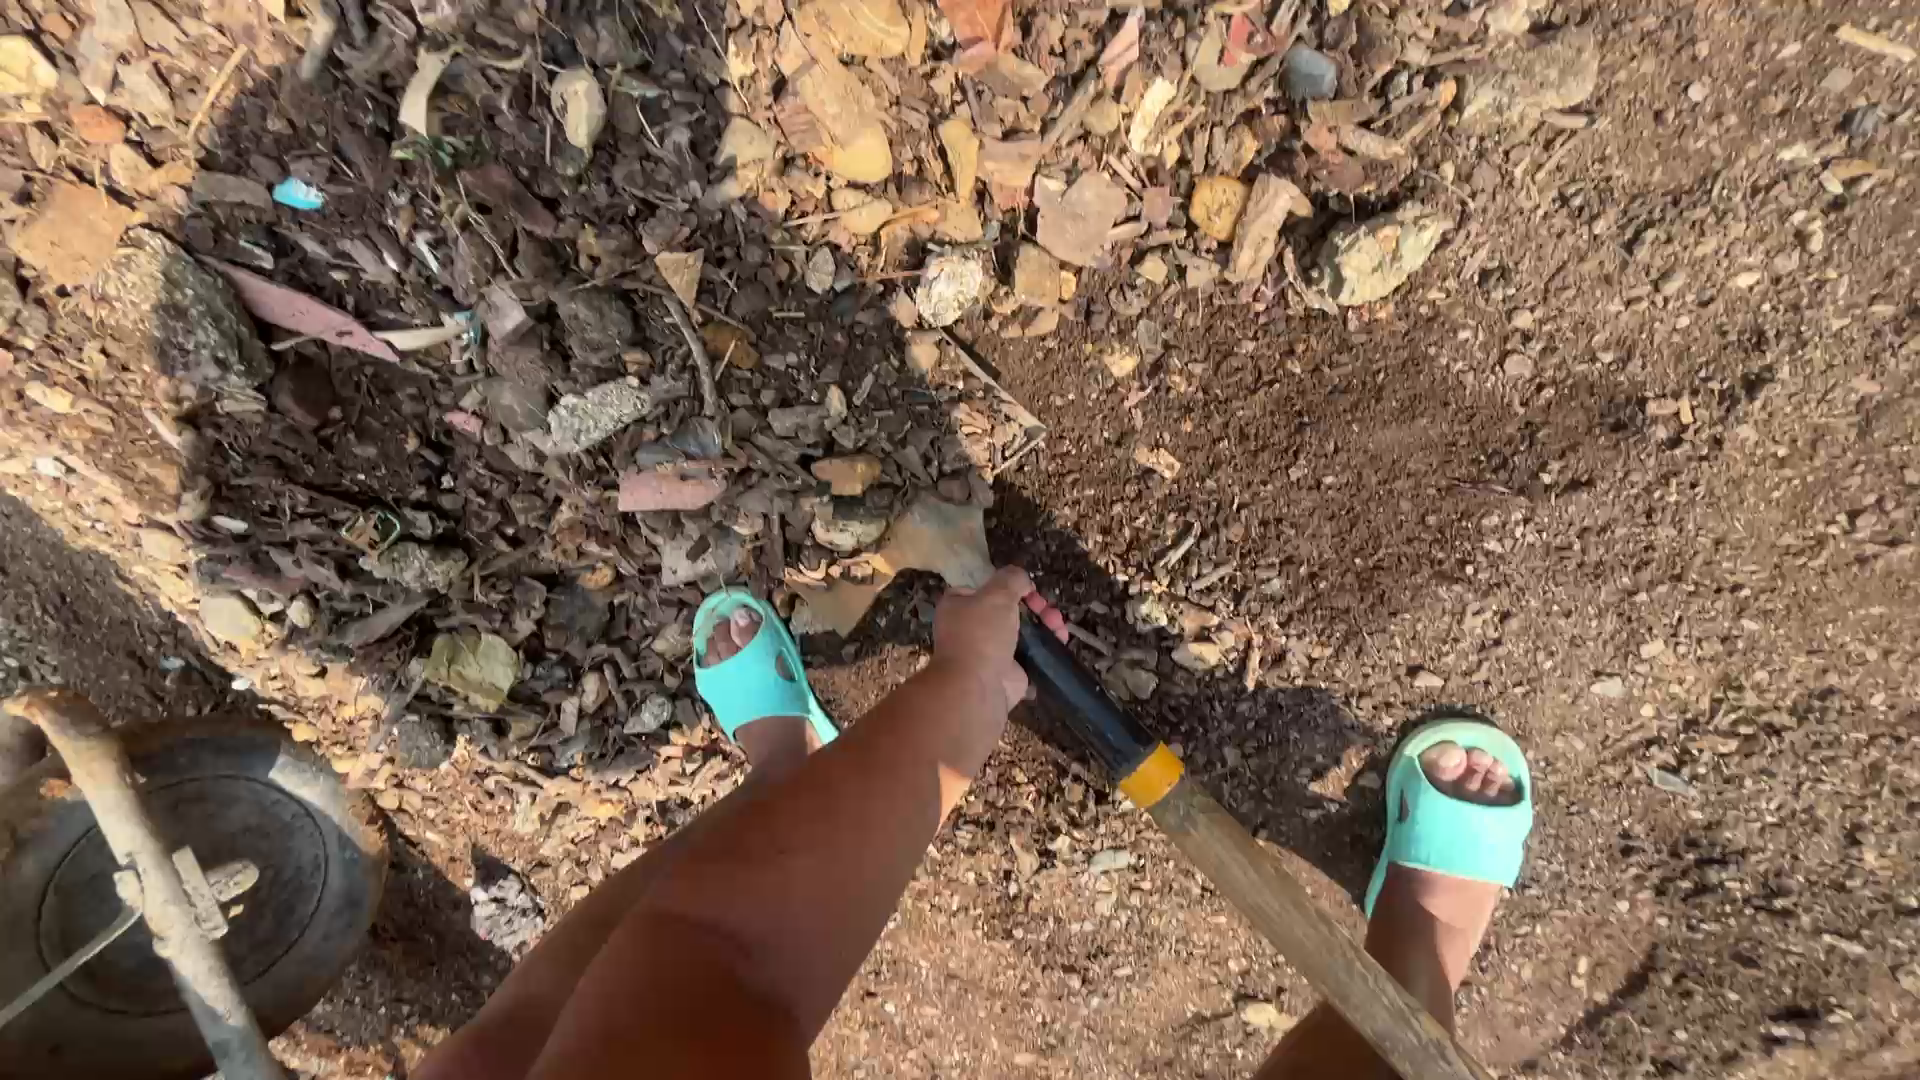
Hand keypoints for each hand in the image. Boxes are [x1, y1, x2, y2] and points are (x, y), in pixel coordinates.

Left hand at [931, 566, 1069, 713]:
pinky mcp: (1006, 672)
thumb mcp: (997, 593)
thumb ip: (1012, 579)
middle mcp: (970, 629)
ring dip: (1044, 627)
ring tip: (1060, 628)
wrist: (978, 685)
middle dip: (1035, 608)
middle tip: (1049, 610)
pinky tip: (1058, 644)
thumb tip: (1023, 579)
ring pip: (1022, 633)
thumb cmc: (981, 633)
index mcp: (958, 606)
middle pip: (1008, 610)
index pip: (982, 589)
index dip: (1006, 587)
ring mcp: (989, 652)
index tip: (1027, 590)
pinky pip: (1029, 657)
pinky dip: (1045, 652)